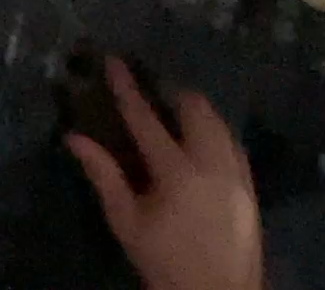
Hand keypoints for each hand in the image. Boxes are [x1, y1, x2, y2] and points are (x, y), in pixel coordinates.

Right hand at [66, 58, 263, 289]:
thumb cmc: (165, 263)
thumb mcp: (126, 223)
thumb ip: (103, 175)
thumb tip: (73, 137)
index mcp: (176, 172)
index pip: (145, 117)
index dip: (126, 87)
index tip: (113, 60)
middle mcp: (212, 164)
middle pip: (194, 108)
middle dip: (171, 93)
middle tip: (150, 92)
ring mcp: (237, 175)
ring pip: (218, 122)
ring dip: (195, 110)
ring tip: (174, 112)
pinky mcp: (251, 188)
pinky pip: (232, 143)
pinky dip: (214, 131)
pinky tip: (200, 140)